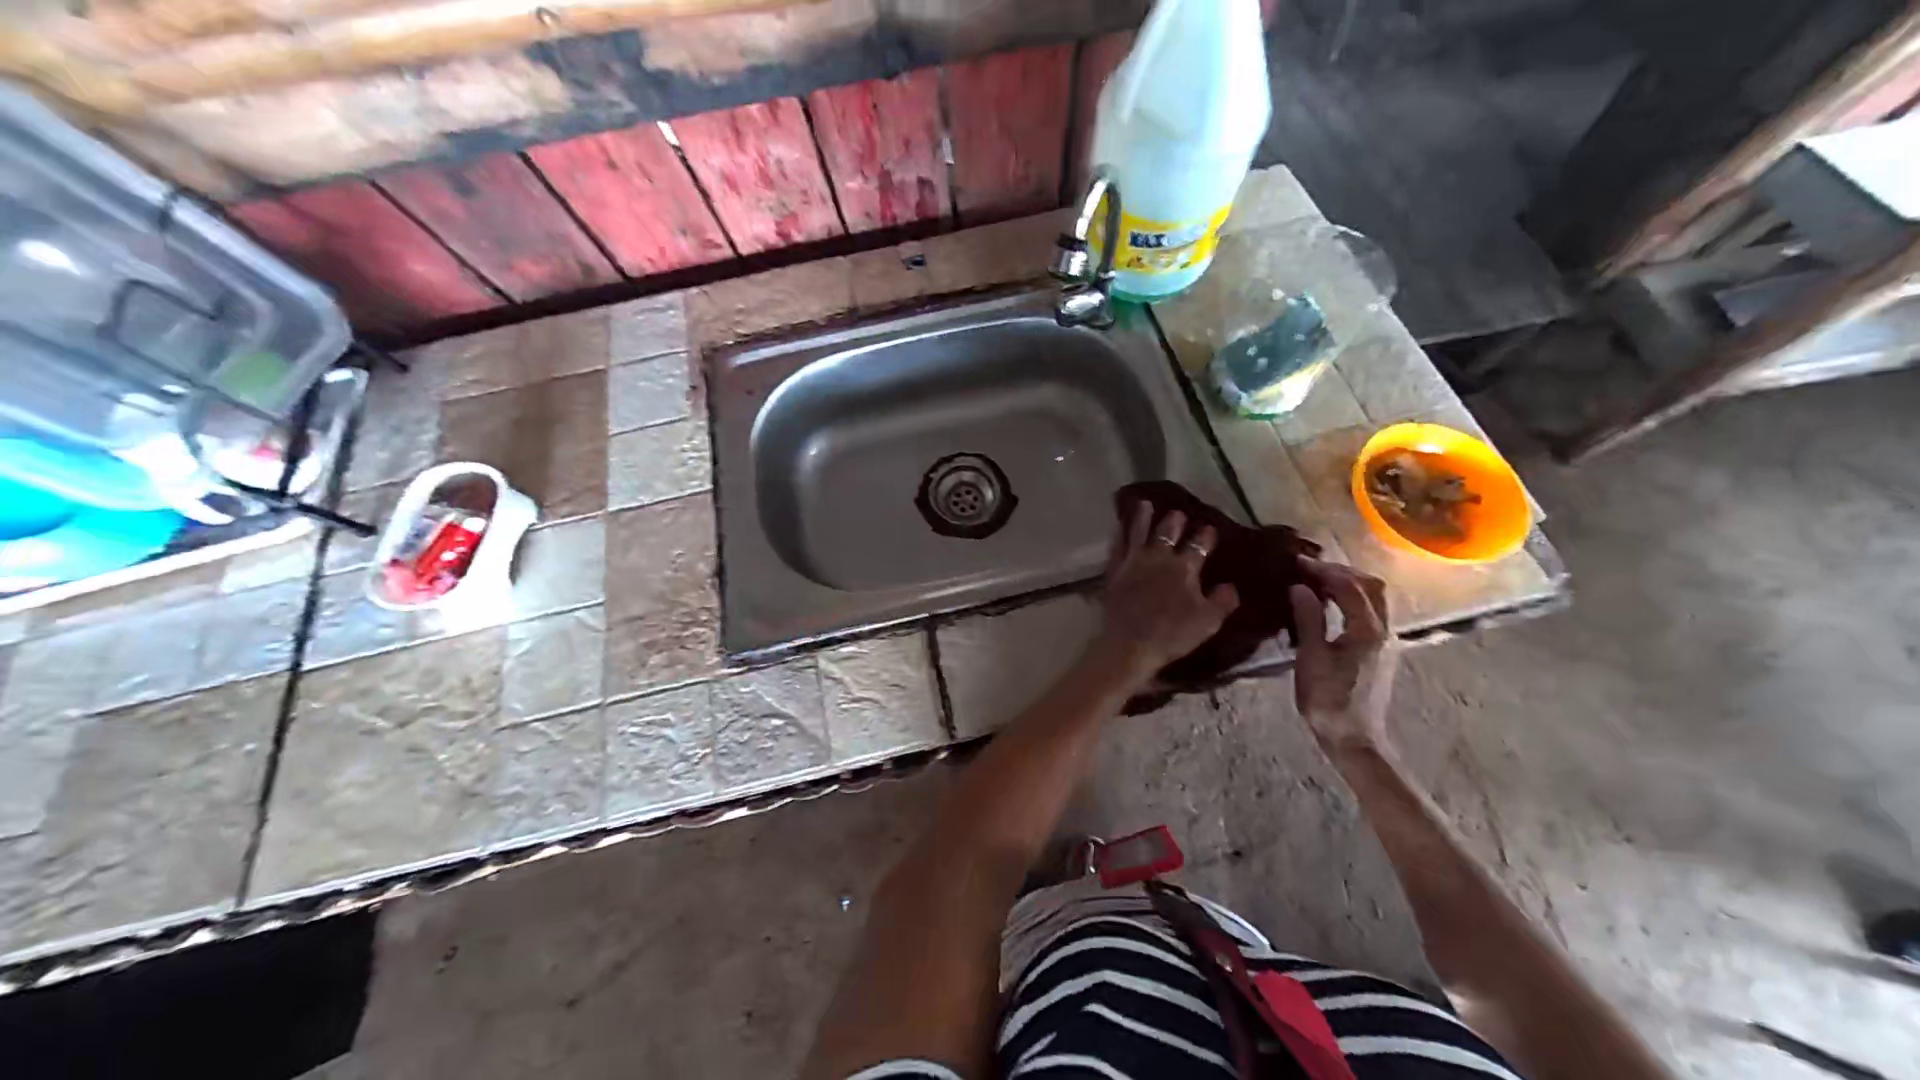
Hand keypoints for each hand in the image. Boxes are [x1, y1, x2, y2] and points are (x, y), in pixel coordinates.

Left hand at [1092, 502, 1240, 685]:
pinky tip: (1118, 526)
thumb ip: (1223, 601)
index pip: (1199, 546)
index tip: (1210, 528)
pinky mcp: (1115, 572)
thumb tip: (1231, 586)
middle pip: (1167, 533)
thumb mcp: (1209, 621)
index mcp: (1185, 568)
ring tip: (1144, 504)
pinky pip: (1117, 547)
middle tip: (1178, 512)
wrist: (1130, 643)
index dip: (1205, 536)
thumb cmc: (1173, 634)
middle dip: (1174, 522)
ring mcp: (1133, 562)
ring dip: (1142, 517)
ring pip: (1139, 532)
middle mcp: (1159, 558)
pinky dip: (1119, 534)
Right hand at [1288, 558, 1397, 753]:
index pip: (1349, 587)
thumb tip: (1300, 588)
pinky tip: (1330, 606)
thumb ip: (1308, 619)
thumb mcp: (1311, 657)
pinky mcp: (1380, 652)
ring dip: (1350, 585)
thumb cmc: (1328, 699)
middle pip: (1372, 587)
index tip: (1298, 563)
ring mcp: (1386, 642)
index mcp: (1368, 631)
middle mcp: (1384, 631)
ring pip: (1375, 599)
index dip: (1324, 571)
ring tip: (1319, 583)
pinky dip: (1353, 600)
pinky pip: (1371, 613)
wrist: (1353, 738)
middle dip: (1342, 572)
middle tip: (1311, 569)